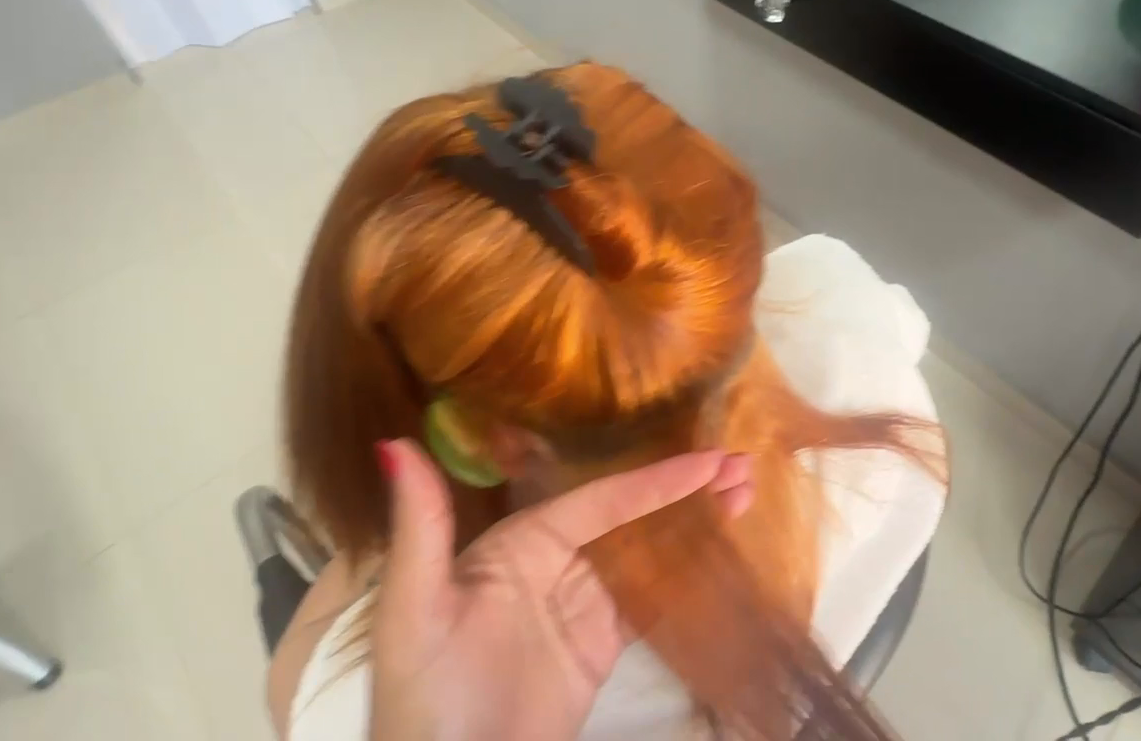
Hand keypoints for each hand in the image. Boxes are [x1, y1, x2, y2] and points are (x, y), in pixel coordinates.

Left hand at [369, 440, 754, 740]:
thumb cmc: (427, 699)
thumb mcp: (413, 611)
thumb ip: (419, 527)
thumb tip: (395, 441)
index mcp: (519, 542)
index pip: (599, 500)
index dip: (654, 480)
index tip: (708, 460)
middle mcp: (553, 560)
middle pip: (632, 517)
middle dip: (686, 490)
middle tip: (742, 468)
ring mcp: (580, 604)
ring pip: (647, 552)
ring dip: (693, 523)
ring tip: (746, 495)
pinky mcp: (599, 646)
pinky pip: (649, 601)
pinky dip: (685, 573)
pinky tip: (720, 552)